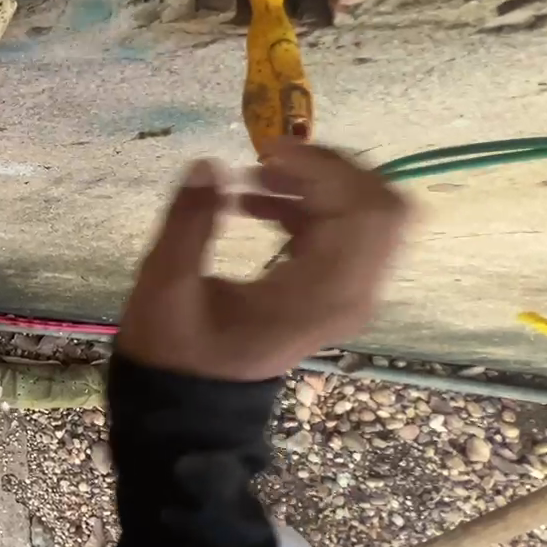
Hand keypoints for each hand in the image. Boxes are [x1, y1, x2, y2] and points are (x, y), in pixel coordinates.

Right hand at [118, 140, 408, 381]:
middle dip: (330, 170)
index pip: (363, 210)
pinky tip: (256, 204)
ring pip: (367, 218)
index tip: (263, 149)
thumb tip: (207, 165)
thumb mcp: (166, 282)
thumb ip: (189, 222)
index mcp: (320, 292)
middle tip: (264, 156)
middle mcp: (351, 292)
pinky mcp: (330, 292)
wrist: (187, 398)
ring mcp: (346, 294)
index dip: (324, 168)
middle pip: (381, 209)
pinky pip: (344, 235)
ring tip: (253, 175)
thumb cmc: (173, 345)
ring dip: (319, 186)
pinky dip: (310, 208)